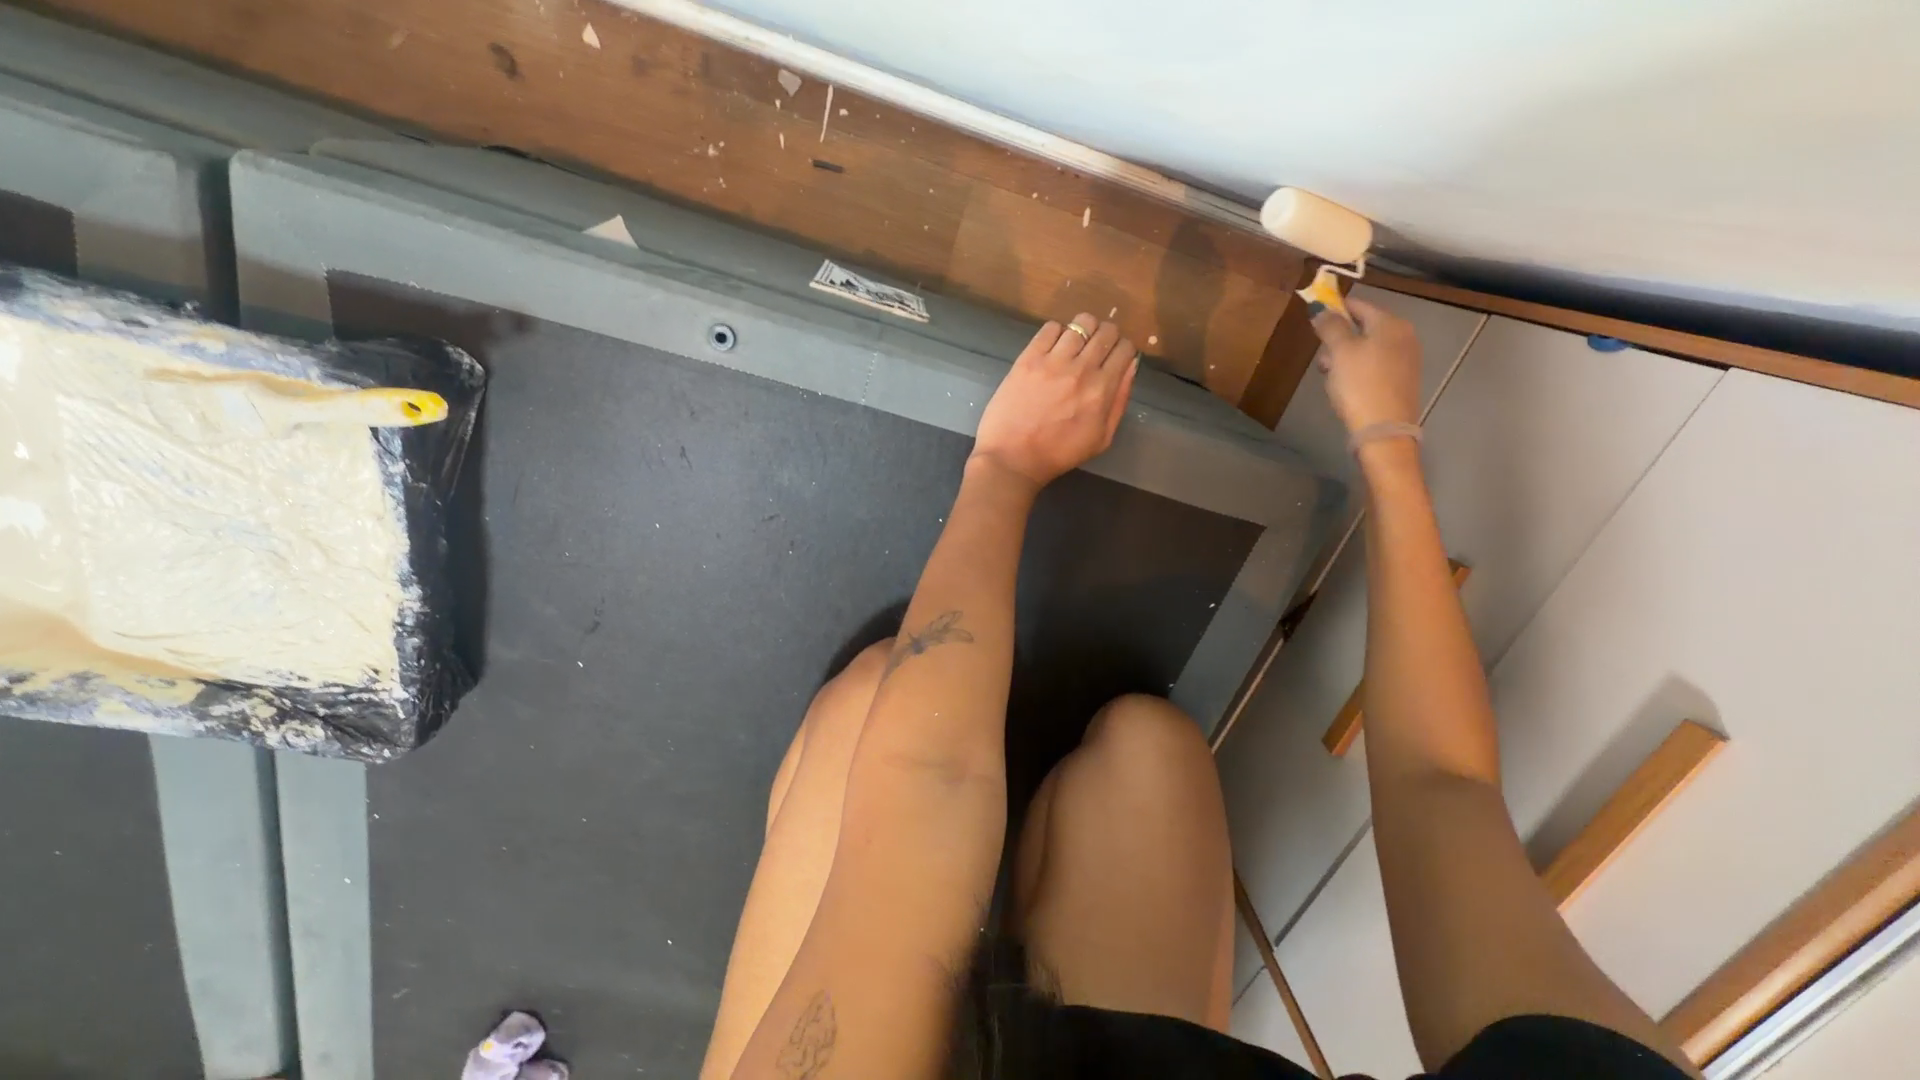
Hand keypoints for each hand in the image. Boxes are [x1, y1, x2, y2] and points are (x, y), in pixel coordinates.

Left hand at [971, 313, 1138, 492]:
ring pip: (1081, 322)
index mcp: (1102, 390)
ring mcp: (1053, 361)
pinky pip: (1050, 328)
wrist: (1013, 458)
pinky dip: (1057, 332)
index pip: (1125, 349)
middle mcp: (1081, 369)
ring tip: (1075, 344)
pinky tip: (1053, 347)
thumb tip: (1131, 367)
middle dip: (1107, 336)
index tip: (1115, 358)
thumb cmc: (1059, 454)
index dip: (1124, 351)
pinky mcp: (1028, 358)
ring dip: (1084, 330)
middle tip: (1097, 349)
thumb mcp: (1102, 438)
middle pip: (1106, 331)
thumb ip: (1120, 401)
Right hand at [1310, 297, 1422, 434]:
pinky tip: (1349, 388)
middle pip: (1363, 328)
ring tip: (1333, 379)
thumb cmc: (1360, 384)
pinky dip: (1358, 371)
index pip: (1359, 305)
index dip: (1334, 310)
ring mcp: (1406, 359)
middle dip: (1338, 340)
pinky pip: (1375, 365)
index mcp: (1390, 324)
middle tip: (1323, 361)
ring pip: (1367, 348)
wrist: (1384, 429)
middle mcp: (1404, 336)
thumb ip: (1330, 326)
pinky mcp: (1402, 380)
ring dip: (1345, 358)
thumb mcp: (1340, 351)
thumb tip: (1321, 309)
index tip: (1314, 322)